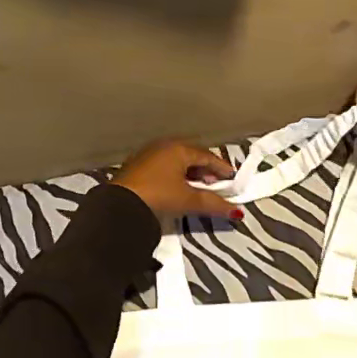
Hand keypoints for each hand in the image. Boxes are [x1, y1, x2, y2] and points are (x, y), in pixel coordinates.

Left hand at [110, 139, 241, 221]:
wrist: (119, 206)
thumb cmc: (159, 196)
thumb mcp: (188, 200)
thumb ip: (214, 204)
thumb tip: (237, 212)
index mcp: (179, 148)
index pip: (207, 156)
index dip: (222, 168)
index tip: (233, 179)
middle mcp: (164, 145)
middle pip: (192, 155)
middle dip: (206, 170)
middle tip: (216, 185)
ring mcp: (148, 153)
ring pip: (177, 160)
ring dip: (190, 173)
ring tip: (198, 188)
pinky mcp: (137, 165)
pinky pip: (164, 165)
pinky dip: (175, 174)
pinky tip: (177, 187)